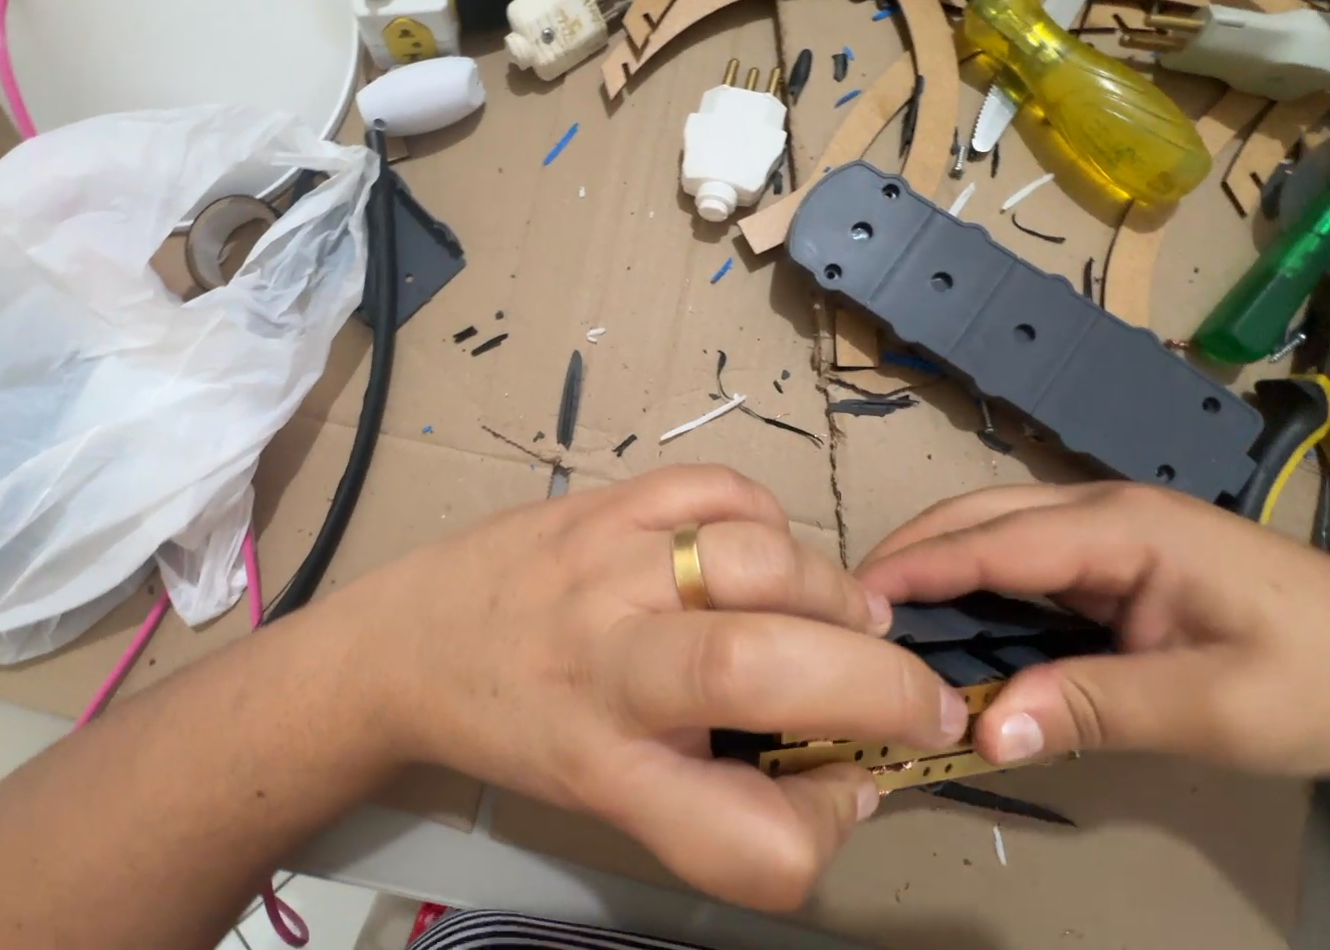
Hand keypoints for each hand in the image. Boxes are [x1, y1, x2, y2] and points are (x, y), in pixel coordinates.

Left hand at [322, 466, 968, 909]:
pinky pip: (718, 489)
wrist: (408, 640)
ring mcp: (605, 565)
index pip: (746, 840)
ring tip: (848, 615)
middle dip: (881, 690)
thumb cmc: (513, 725)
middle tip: (922, 697)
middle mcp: (606, 663)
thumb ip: (718, 791)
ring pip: (757, 561)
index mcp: (607, 766)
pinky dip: (769, 519)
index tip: (848, 790)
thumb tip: (843, 762)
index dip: (829, 830)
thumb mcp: (606, 790)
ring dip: (835, 592)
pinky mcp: (604, 502)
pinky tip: (763, 551)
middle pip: (766, 674)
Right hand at [856, 483, 1329, 778]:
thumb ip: (1095, 710)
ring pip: (987, 528)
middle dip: (906, 552)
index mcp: (1122, 529)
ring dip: (930, 562)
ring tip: (879, 612)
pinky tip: (944, 615)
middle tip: (848, 607)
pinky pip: (1013, 556)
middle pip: (974, 515)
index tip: (848, 600)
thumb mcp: (1216, 708)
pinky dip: (965, 579)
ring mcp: (1101, 529)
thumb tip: (984, 733)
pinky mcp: (1105, 556)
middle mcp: (1099, 511)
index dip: (914, 567)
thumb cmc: (1323, 680)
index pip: (991, 540)